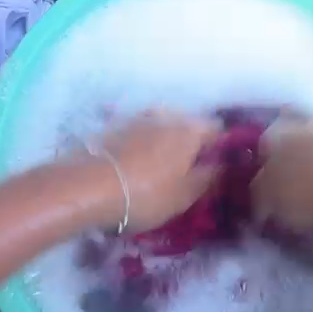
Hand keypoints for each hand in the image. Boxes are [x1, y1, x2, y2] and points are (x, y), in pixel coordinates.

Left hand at [91, 112, 217, 230]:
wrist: (88, 185)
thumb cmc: (145, 193)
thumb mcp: (184, 195)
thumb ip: (208, 178)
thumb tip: (224, 165)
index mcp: (189, 130)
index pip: (216, 129)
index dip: (220, 147)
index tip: (218, 167)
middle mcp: (168, 116)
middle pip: (189, 125)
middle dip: (192, 144)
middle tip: (190, 171)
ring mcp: (139, 119)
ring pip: (163, 127)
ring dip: (166, 143)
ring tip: (162, 170)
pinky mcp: (116, 127)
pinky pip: (141, 134)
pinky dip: (145, 146)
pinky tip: (138, 165)